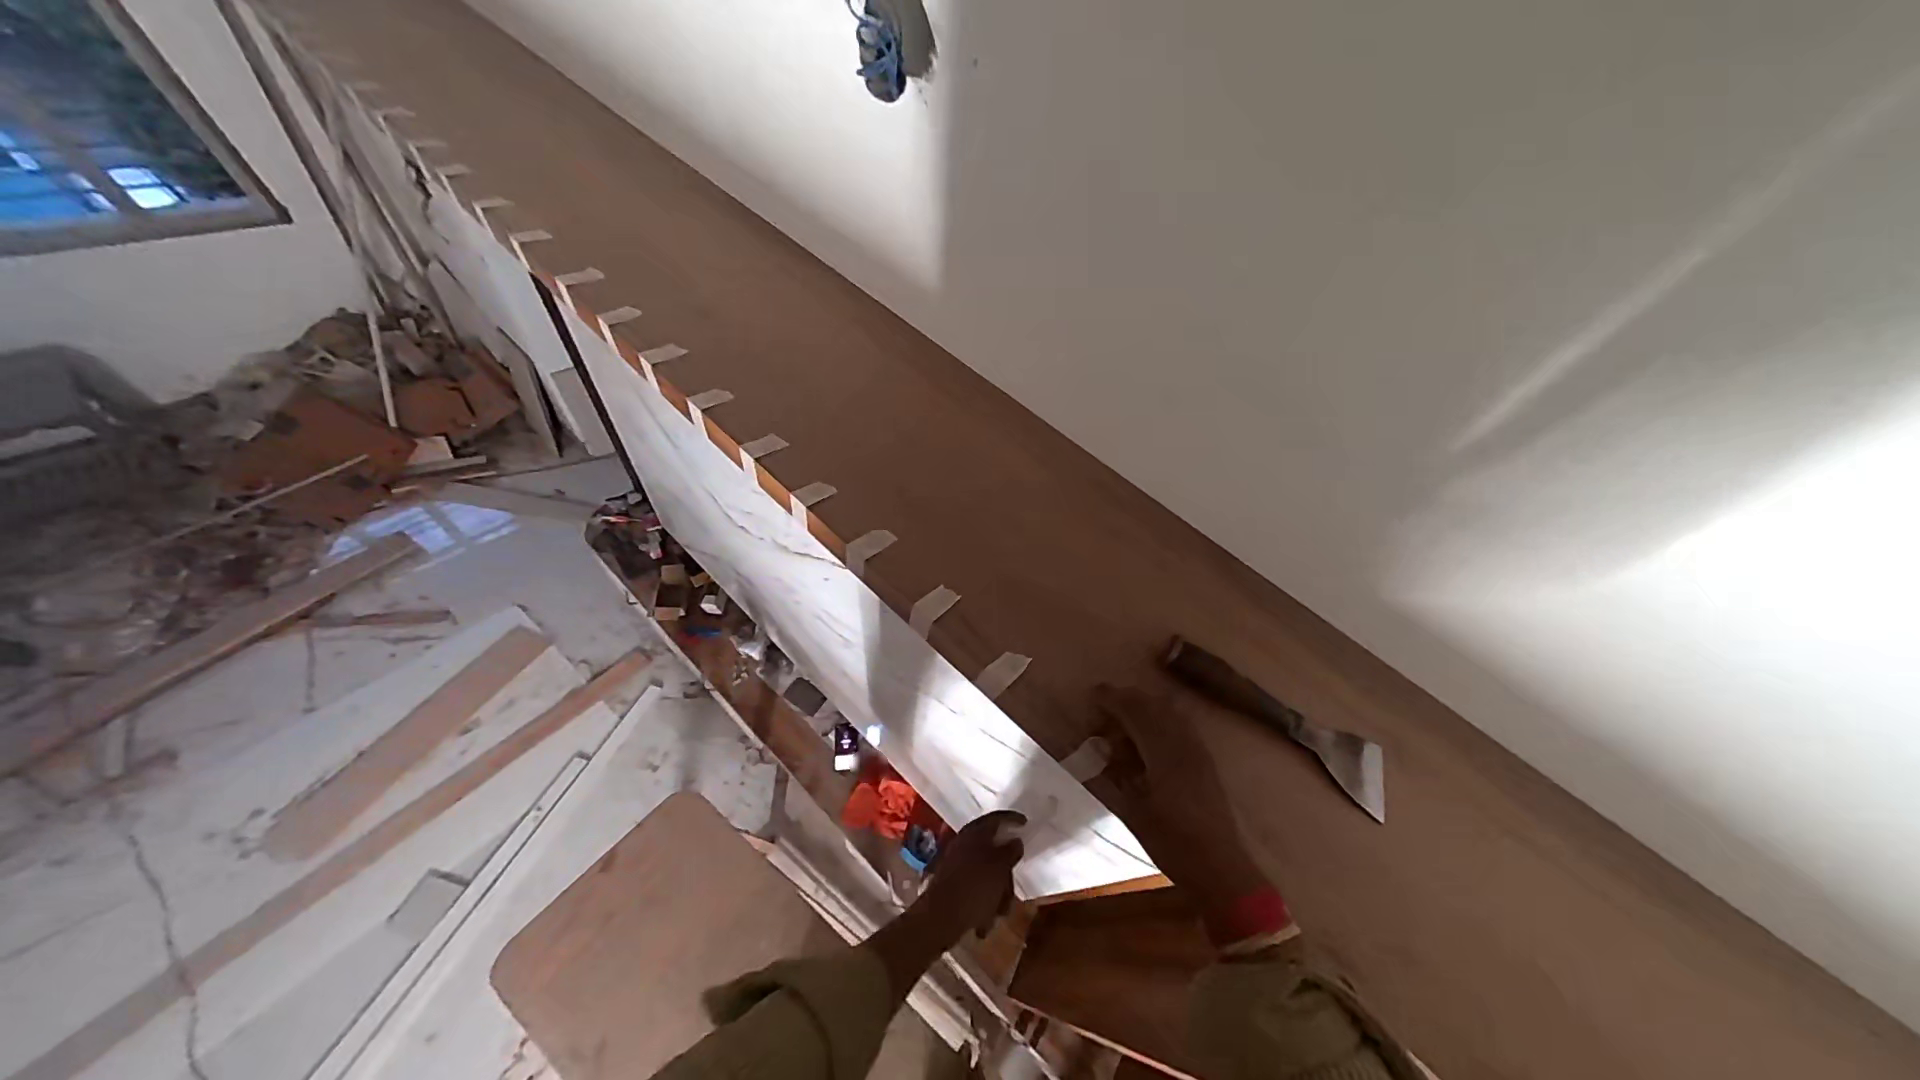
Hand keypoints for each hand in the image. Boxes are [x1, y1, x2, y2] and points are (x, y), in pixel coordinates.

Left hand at [863, 810, 1024, 999]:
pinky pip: (974, 888)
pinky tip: (985, 921)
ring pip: (985, 872)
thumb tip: (1016, 840)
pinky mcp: (951, 883)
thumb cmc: (974, 888)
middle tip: (1014, 884)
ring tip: (1001, 912)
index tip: (1025, 822)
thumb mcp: (1000, 868)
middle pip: (993, 849)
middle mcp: (963, 844)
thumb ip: (1010, 851)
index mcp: (974, 833)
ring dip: (997, 891)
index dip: (1012, 819)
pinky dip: (984, 901)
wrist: (939, 918)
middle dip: (1006, 870)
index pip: (996, 818)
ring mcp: (955, 863)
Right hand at [1093, 684, 1270, 925]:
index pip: (1135, 711)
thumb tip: (1098, 749)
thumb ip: (1114, 775)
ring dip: (1144, 709)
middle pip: (1154, 706)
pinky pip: (1179, 726)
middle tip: (1103, 709)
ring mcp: (1198, 751)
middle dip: (1127, 700)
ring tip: (1122, 721)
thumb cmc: (1172, 843)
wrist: (1221, 869)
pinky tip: (1148, 738)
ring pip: (1169, 713)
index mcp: (1164, 752)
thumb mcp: (1133, 811)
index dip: (1113, 700)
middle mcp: (1184, 744)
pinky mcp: (1205, 762)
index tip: (1092, 696)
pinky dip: (1160, 721)